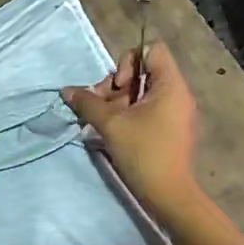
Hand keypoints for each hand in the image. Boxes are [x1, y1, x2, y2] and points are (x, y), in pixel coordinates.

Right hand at [62, 42, 202, 220]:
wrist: (168, 194)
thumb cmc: (143, 153)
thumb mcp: (111, 125)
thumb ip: (88, 103)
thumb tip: (66, 91)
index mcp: (170, 85)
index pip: (151, 50)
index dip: (128, 62)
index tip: (118, 88)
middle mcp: (177, 93)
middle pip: (143, 72)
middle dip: (116, 86)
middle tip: (100, 107)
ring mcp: (175, 112)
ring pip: (141, 93)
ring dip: (118, 102)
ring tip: (102, 122)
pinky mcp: (170, 128)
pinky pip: (147, 109)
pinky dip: (128, 115)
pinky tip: (113, 131)